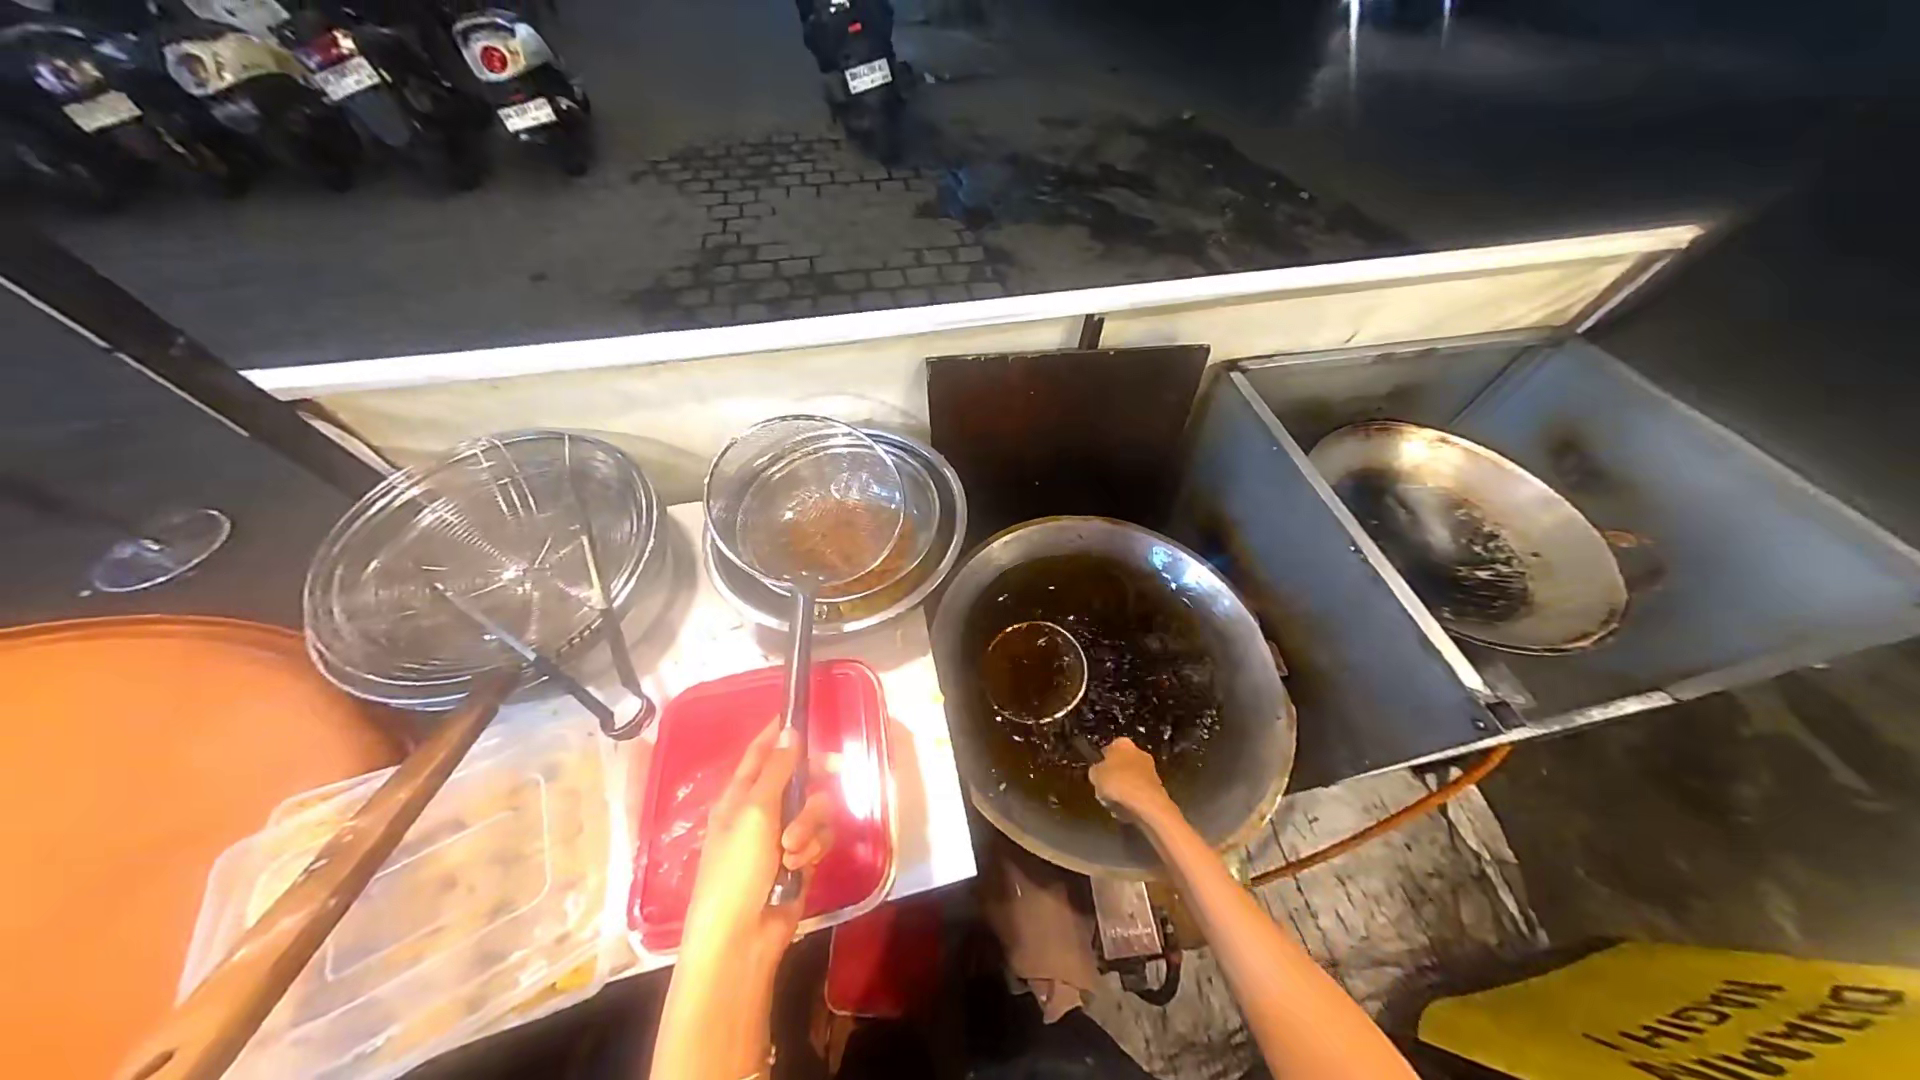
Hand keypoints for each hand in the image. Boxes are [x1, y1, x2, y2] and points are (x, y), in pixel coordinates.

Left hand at [680, 721, 834, 970]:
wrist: (740, 938)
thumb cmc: (735, 870)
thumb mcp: (755, 811)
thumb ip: (776, 769)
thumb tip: (789, 729)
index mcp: (739, 796)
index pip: (759, 753)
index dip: (777, 733)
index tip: (797, 713)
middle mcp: (761, 811)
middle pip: (797, 777)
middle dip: (812, 780)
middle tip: (835, 769)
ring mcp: (781, 837)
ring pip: (814, 808)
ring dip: (809, 826)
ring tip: (792, 850)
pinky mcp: (800, 859)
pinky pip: (819, 837)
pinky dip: (812, 849)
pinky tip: (798, 867)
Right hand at [1088, 737, 1176, 822]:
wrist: (1146, 802)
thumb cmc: (1117, 782)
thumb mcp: (1095, 775)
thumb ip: (1095, 771)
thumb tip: (1098, 771)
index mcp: (1122, 743)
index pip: (1108, 749)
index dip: (1101, 763)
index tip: (1097, 775)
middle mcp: (1139, 752)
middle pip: (1121, 765)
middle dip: (1114, 777)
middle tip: (1105, 790)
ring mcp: (1150, 769)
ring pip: (1130, 779)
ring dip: (1123, 790)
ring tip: (1114, 804)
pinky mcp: (1157, 787)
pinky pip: (1139, 792)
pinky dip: (1133, 799)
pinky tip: (1126, 810)